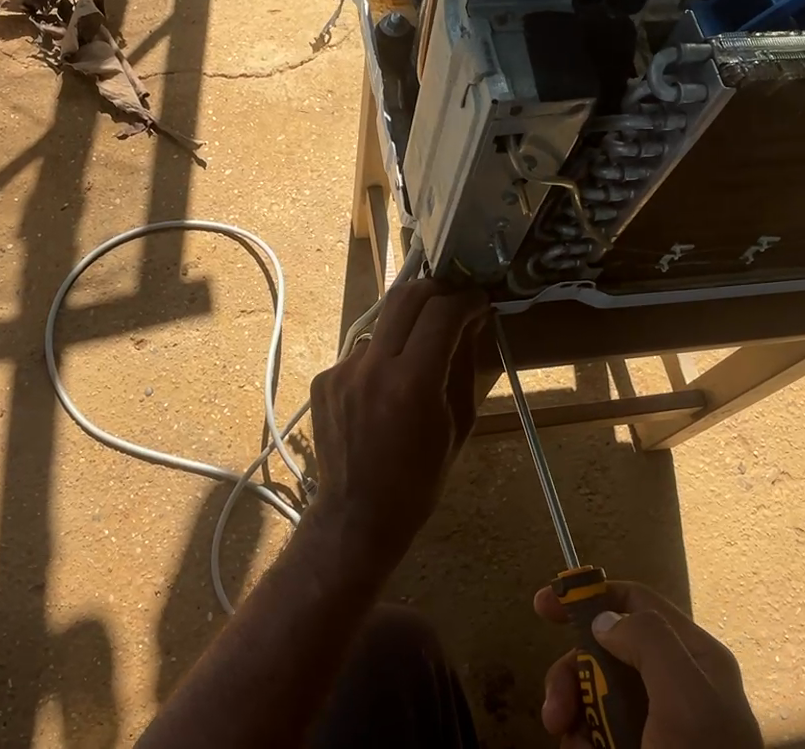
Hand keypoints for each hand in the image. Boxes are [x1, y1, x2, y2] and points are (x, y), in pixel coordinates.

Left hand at [306, 278, 490, 558]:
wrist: (357, 515)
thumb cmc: (420, 479)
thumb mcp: (458, 424)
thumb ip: (464, 365)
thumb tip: (473, 321)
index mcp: (412, 383)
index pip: (442, 313)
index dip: (467, 299)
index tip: (480, 301)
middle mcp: (372, 367)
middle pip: (405, 297)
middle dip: (436, 289)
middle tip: (454, 300)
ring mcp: (342, 370)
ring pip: (383, 325)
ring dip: (407, 329)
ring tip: (418, 357)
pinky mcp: (324, 379)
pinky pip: (361, 354)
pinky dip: (381, 360)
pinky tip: (385, 391)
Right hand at [535, 581, 761, 748]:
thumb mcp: (686, 701)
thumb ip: (650, 642)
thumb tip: (604, 621)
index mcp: (694, 658)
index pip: (636, 601)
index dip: (590, 595)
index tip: (545, 606)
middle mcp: (674, 683)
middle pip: (603, 650)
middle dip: (572, 674)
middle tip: (556, 710)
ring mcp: (655, 722)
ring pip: (593, 693)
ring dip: (573, 717)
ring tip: (577, 748)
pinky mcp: (636, 748)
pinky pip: (594, 732)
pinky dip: (583, 744)